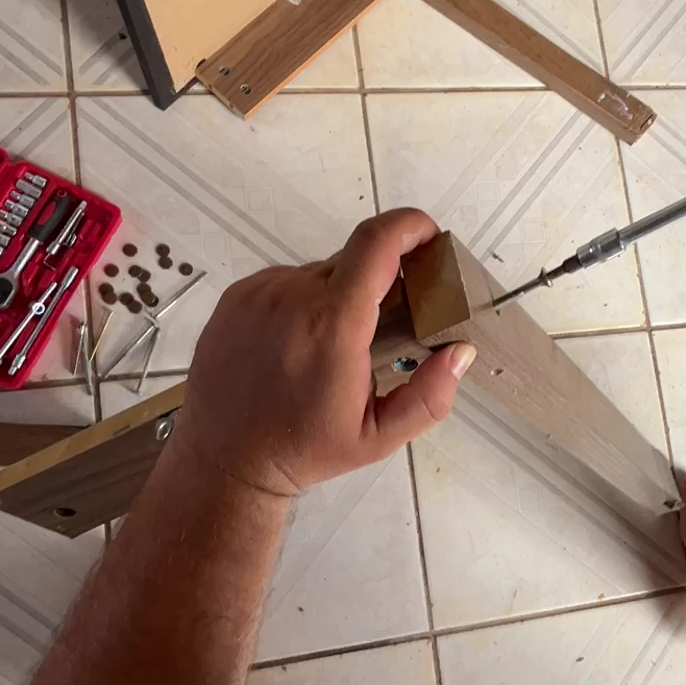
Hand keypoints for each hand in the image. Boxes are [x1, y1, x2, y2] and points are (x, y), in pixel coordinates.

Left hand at [172, 209, 476, 496]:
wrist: (224, 459)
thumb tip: (461, 351)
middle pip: (353, 260)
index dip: (409, 226)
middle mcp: (291, 295)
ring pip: (320, 272)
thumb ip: (430, 396)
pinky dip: (306, 301)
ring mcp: (259, 292)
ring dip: (340, 296)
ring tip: (333, 347)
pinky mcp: (237, 296)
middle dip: (380, 281)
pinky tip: (299, 344)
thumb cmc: (306, 449)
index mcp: (333, 325)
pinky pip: (287, 282)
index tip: (428, 236)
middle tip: (385, 325)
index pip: (376, 243)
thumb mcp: (380, 436)